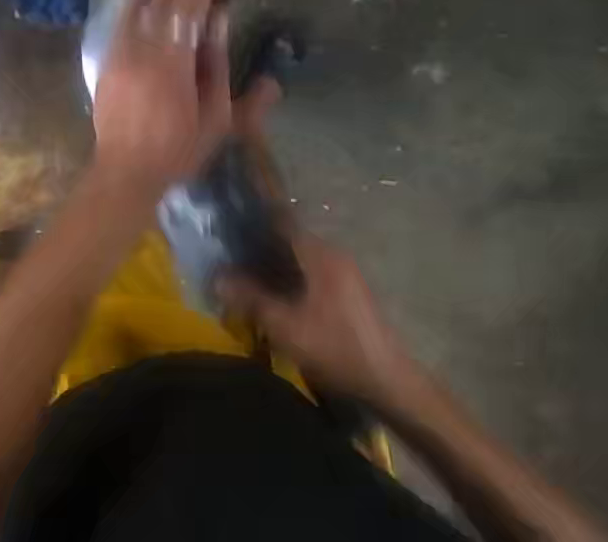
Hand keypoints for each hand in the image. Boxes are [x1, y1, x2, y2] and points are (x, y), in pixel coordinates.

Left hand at [90, 0, 232, 193]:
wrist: (124, 170)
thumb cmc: (176, 150)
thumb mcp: (215, 119)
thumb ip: (220, 68)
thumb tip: (222, 18)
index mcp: (174, 62)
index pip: (192, 3)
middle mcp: (144, 47)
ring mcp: (122, 48)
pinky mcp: (108, 54)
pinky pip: (122, 12)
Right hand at [219, 233, 425, 410]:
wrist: (391, 384)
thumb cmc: (337, 348)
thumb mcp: (286, 327)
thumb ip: (250, 299)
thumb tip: (216, 279)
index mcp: (319, 254)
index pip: (278, 222)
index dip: (250, 226)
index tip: (226, 235)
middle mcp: (333, 254)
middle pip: (286, 239)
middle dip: (258, 249)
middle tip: (230, 263)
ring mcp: (344, 272)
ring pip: (298, 258)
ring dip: (273, 267)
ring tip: (247, 282)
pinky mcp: (348, 291)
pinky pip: (310, 272)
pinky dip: (289, 279)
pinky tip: (276, 299)